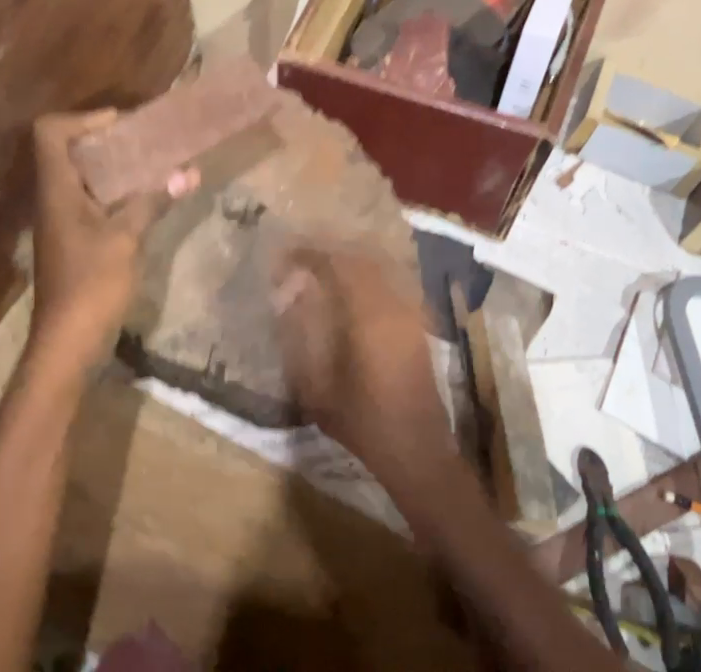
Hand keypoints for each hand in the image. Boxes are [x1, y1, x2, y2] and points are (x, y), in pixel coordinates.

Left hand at [29, 110, 196, 371]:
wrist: (68, 342)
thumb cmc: (91, 284)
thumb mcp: (126, 238)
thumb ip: (153, 200)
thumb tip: (189, 171)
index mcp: (57, 190)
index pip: (50, 133)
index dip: (82, 119)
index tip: (122, 124)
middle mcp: (54, 199)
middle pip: (70, 151)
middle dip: (108, 140)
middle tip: (148, 140)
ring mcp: (63, 221)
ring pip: (85, 178)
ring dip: (117, 168)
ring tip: (156, 164)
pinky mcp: (77, 241)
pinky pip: (94, 202)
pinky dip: (119, 194)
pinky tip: (149, 201)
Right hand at [271, 245, 453, 482]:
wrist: (416, 450)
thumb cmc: (362, 421)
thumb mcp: (316, 386)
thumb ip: (299, 335)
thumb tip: (286, 295)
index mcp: (369, 314)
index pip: (336, 262)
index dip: (307, 253)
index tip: (282, 257)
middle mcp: (394, 303)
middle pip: (360, 257)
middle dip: (326, 252)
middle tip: (297, 259)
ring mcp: (411, 311)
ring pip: (378, 266)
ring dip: (347, 261)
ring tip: (317, 271)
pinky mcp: (418, 323)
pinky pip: (390, 282)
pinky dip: (366, 276)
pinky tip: (347, 291)